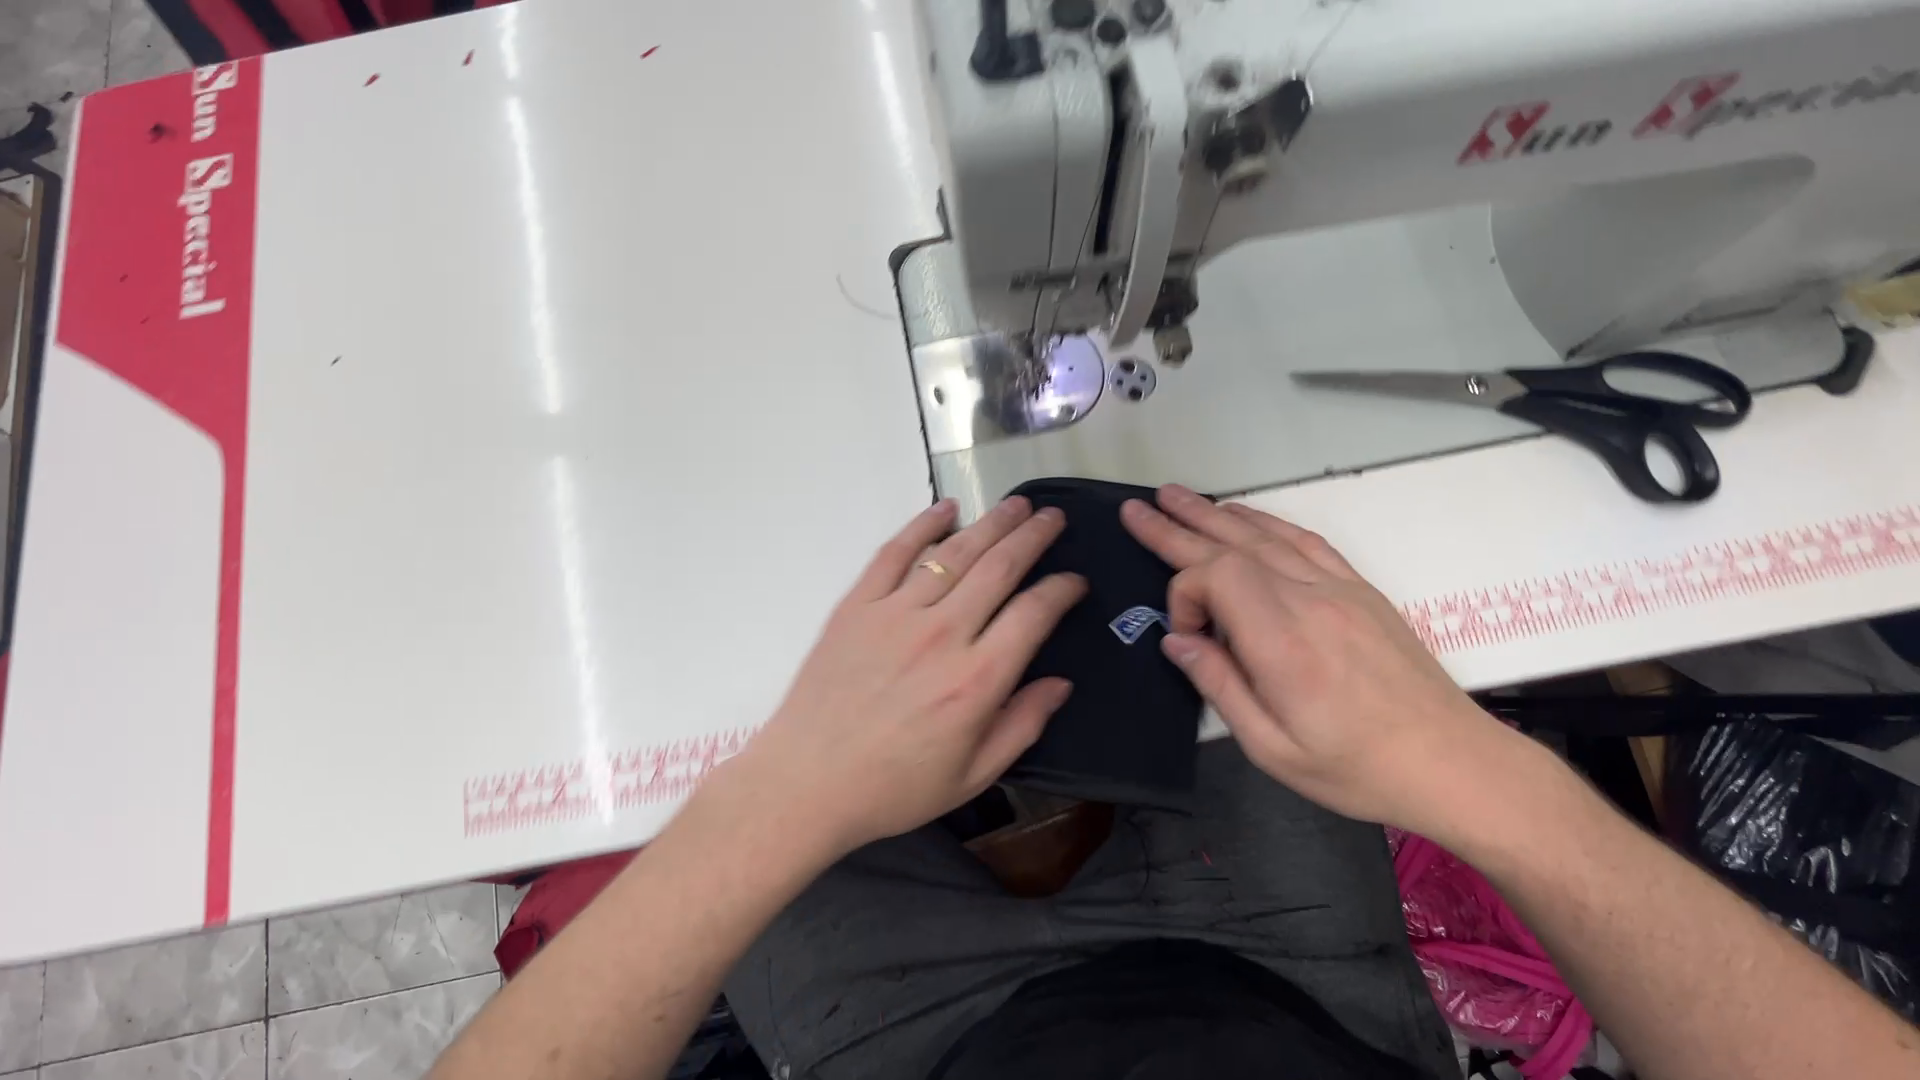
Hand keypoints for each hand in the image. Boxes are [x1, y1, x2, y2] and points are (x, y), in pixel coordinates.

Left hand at [726, 496, 1085, 859]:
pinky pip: (894, 553)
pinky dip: (922, 525)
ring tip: (1015, 505)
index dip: (1062, 589)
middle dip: (1033, 537)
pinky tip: (945, 509)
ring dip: (990, 523)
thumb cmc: (894, 788)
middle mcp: (942, 634)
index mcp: (977, 679)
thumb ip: (1022, 726)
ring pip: (954, 553)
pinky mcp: (856, 605)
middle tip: (1053, 518)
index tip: (1075, 581)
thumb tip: (1060, 683)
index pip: (1034, 613)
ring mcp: (895, 613)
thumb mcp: (972, 776)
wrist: (807, 783)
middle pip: (1000, 568)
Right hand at [1120, 485, 1514, 832]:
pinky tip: (1244, 516)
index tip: (1188, 637)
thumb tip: (1176, 640)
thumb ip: (1218, 685)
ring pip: (1264, 535)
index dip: (1184, 596)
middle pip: (1230, 545)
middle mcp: (1308, 600)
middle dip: (1177, 525)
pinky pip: (1305, 541)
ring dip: (1214, 513)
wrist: (1452, 762)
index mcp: (1282, 642)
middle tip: (1135, 508)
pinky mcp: (1360, 590)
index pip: (1215, 577)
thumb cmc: (1355, 767)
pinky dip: (1266, 523)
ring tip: (1176, 496)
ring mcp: (1338, 588)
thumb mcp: (1272, 747)